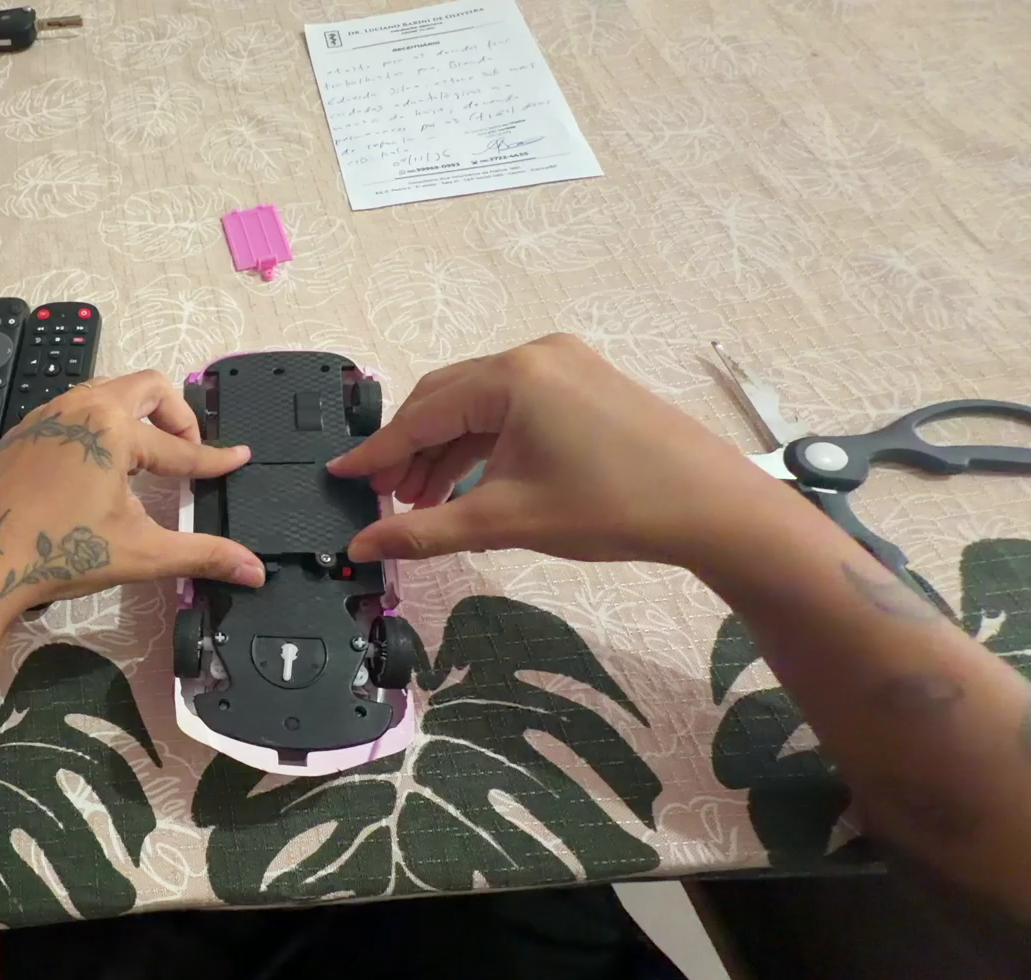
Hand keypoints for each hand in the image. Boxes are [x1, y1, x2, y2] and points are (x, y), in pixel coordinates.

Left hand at [0, 371, 265, 634]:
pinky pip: (74, 410)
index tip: (239, 459)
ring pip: (106, 393)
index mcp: (112, 427)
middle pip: (147, 387)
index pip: (179, 448)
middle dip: (177, 418)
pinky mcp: (22, 433)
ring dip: (136, 418)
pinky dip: (100, 426)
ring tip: (145, 462)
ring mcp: (45, 415)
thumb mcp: (141, 552)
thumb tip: (256, 571)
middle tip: (185, 457)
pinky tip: (97, 468)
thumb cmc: (61, 553)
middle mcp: (79, 406)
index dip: (214, 460)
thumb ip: (202, 554)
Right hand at [329, 333, 804, 568]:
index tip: (338, 473)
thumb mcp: (504, 521)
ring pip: (472, 406)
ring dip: (440, 450)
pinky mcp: (579, 382)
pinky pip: (505, 408)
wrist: (719, 511)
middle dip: (408, 451)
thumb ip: (421, 531)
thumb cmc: (609, 508)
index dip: (375, 452)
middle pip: (442, 401)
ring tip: (420, 500)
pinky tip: (463, 482)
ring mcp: (560, 364)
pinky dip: (476, 444)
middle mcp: (532, 356)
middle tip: (384, 497)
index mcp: (511, 377)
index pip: (420, 416)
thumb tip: (360, 545)